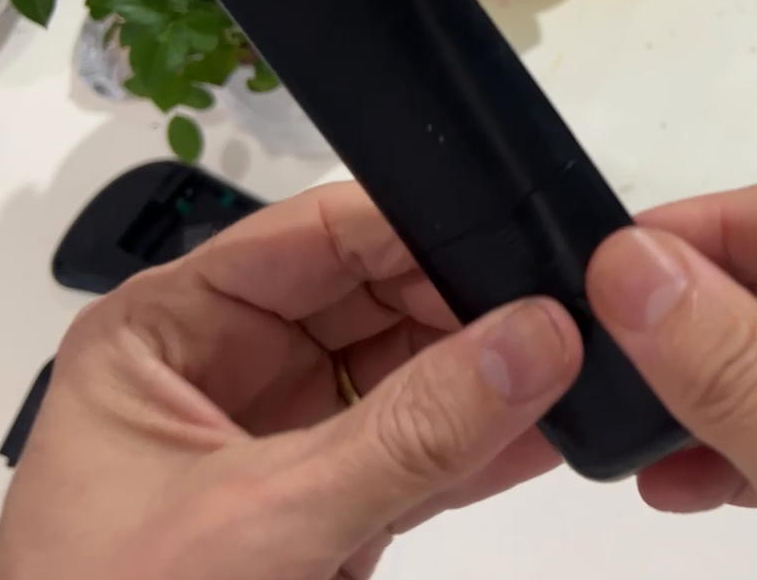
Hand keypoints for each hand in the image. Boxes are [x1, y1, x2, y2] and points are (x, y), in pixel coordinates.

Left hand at [0, 183, 582, 579]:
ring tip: (577, 362)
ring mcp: (309, 418)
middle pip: (396, 287)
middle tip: (567, 314)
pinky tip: (559, 425)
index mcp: (179, 328)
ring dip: (502, 369)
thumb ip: (411, 432)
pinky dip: (499, 434)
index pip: (327, 233)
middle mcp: (250, 356)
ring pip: (432, 356)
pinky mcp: (355, 478)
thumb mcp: (257, 529)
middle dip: (478, 303)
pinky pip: (444, 431)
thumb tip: (539, 339)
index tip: (526, 238)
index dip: (426, 227)